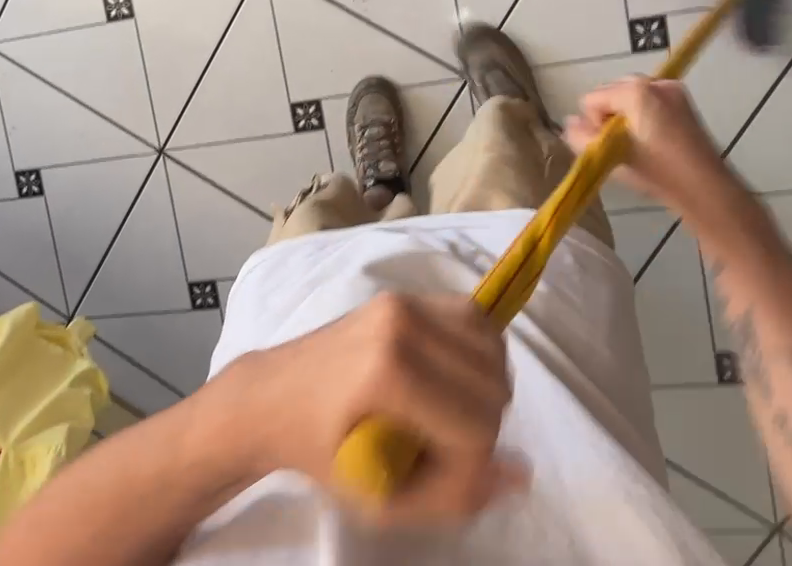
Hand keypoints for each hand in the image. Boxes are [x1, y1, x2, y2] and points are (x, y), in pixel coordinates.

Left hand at [204, 292, 523, 523]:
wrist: (270, 396)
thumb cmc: (319, 451)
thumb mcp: (381, 496)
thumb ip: (456, 494)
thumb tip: (521, 473)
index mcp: (391, 374)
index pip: (479, 425)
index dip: (472, 465)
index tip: (439, 476)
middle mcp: (401, 326)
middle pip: (493, 384)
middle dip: (481, 426)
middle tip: (441, 445)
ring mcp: (401, 302)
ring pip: (491, 345)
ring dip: (485, 387)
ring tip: (450, 410)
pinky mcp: (400, 295)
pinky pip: (471, 317)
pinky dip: (476, 350)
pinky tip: (450, 376)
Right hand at [561, 76, 727, 205]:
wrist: (705, 188)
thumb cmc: (656, 172)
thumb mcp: (609, 156)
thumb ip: (580, 136)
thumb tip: (570, 123)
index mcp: (634, 91)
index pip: (590, 100)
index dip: (593, 124)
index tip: (610, 146)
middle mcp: (654, 82)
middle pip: (610, 93)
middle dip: (608, 115)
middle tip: (620, 144)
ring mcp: (672, 89)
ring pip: (629, 96)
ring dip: (624, 115)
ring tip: (636, 143)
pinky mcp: (683, 101)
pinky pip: (648, 100)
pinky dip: (642, 114)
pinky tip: (651, 138)